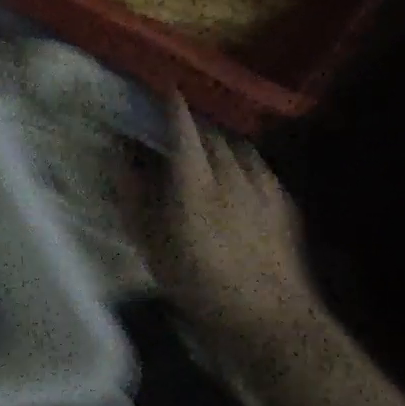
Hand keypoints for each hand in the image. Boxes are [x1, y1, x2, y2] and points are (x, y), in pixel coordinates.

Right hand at [149, 96, 323, 354]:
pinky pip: (259, 169)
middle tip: (171, 126)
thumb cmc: (195, 281)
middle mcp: (233, 181)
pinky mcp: (284, 206)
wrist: (267, 316)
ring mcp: (264, 191)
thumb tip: (120, 161)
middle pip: (213, 139)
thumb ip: (134, 198)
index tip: (164, 89)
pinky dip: (240, 162)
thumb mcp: (150, 244)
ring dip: (216, 143)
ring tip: (201, 148)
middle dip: (192, 126)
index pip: (185, 136)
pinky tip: (233, 175)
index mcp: (195, 189)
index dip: (174, 110)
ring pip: (239, 151)